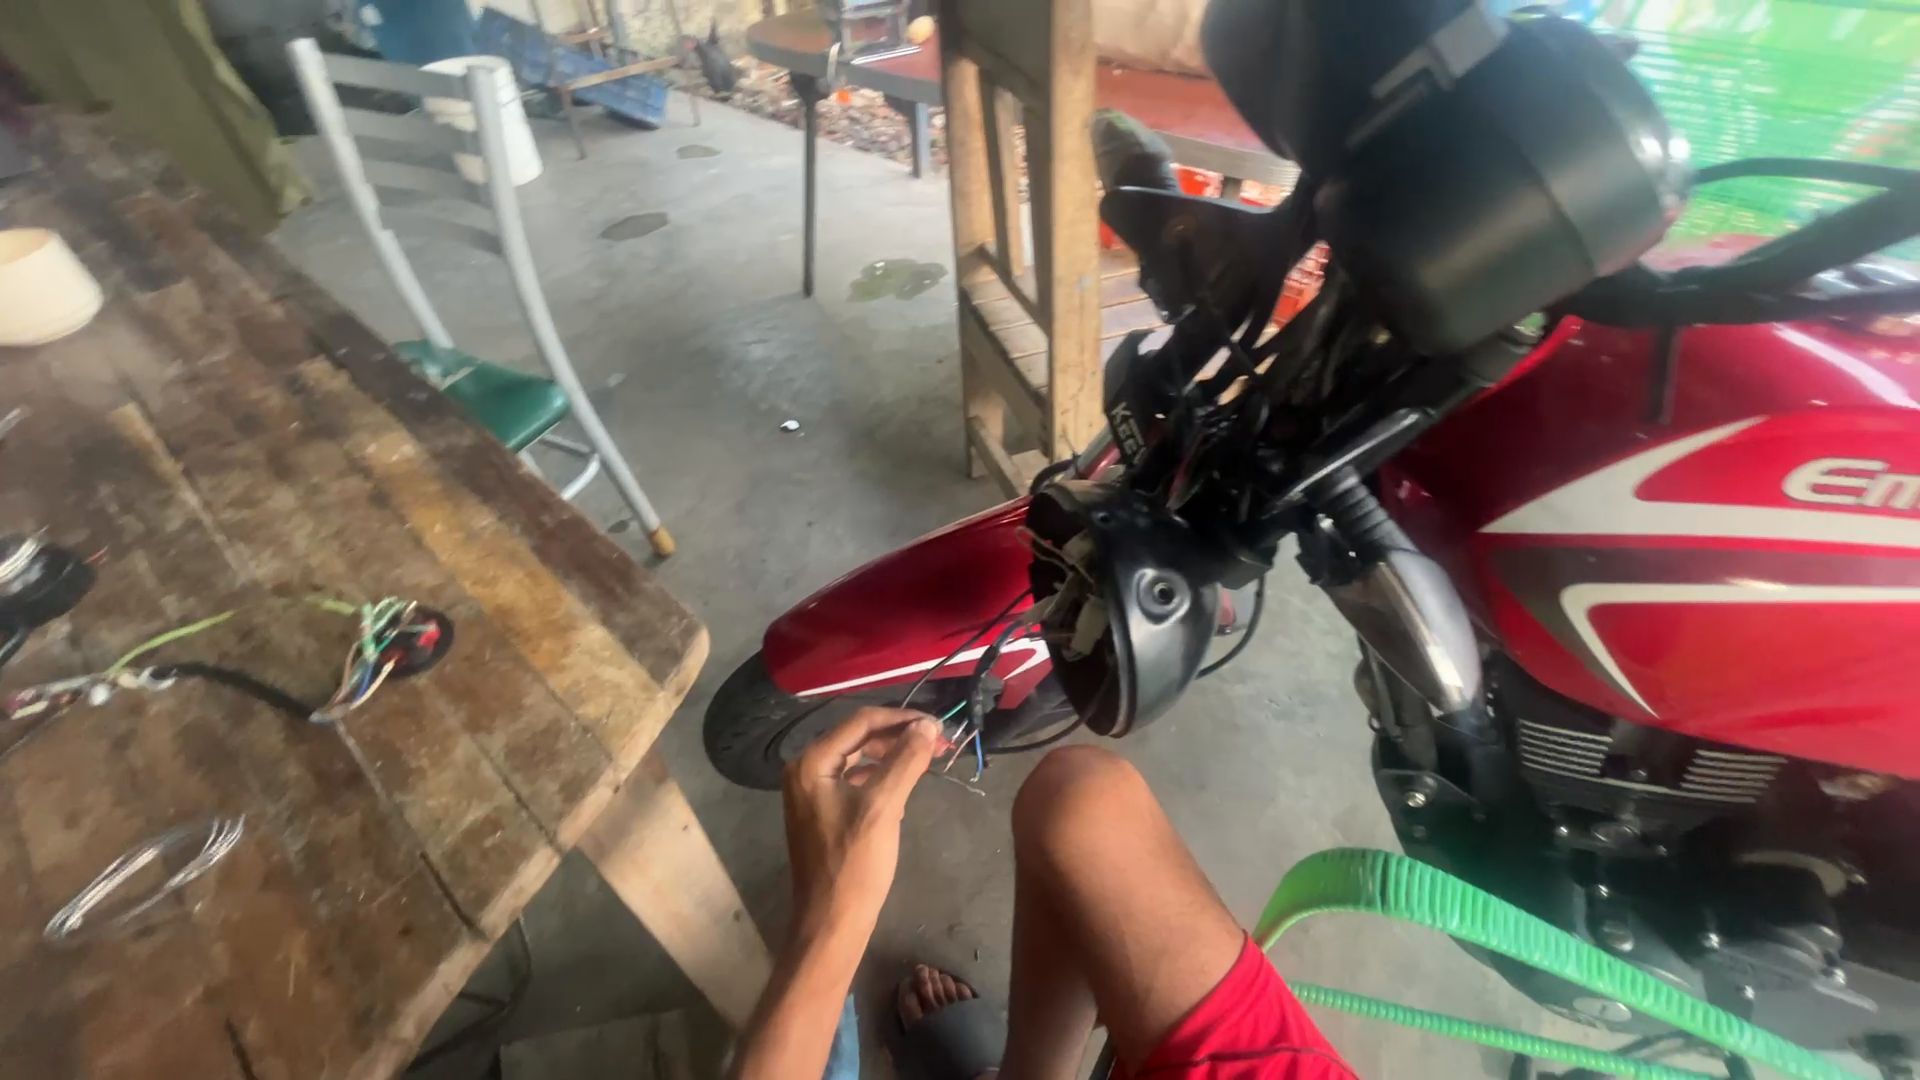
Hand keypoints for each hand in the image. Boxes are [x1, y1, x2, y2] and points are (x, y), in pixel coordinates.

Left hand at [783, 707, 941, 937]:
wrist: (831, 924)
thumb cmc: (854, 865)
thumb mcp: (884, 807)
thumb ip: (905, 760)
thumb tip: (928, 726)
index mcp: (811, 762)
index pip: (862, 722)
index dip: (902, 719)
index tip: (937, 726)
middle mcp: (807, 769)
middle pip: (860, 736)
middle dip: (900, 735)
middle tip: (938, 741)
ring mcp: (813, 790)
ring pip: (860, 756)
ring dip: (894, 754)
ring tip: (928, 756)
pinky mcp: (825, 809)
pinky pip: (857, 778)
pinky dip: (883, 775)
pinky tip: (905, 784)